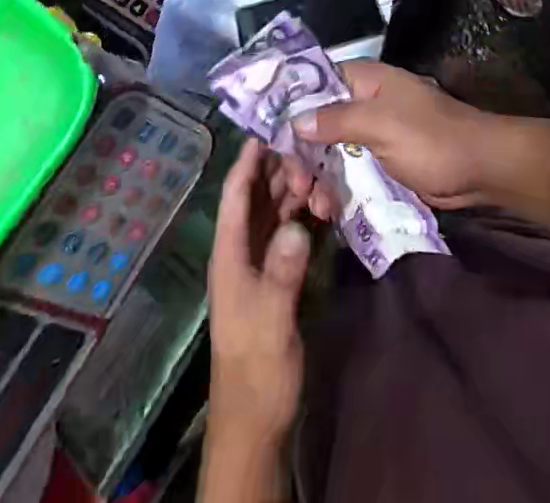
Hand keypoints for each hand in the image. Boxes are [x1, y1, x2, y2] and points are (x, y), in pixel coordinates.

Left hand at [209, 138, 311, 447]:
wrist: (257, 415)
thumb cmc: (257, 366)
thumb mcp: (270, 319)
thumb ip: (282, 272)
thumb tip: (298, 227)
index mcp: (230, 255)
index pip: (235, 199)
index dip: (246, 165)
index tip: (263, 133)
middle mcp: (241, 253)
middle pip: (256, 201)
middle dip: (276, 174)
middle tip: (306, 155)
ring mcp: (259, 266)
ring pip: (272, 216)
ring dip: (290, 194)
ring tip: (315, 177)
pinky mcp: (277, 279)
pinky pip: (287, 236)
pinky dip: (301, 218)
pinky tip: (319, 208)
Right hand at [292, 61, 513, 212]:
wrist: (480, 169)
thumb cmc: (431, 139)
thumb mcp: (380, 124)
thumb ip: (336, 120)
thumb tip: (295, 121)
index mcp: (363, 81)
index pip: (313, 83)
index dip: (289, 106)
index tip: (267, 136)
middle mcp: (363, 102)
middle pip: (316, 121)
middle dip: (301, 154)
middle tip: (294, 184)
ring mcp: (371, 132)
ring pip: (329, 150)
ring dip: (316, 175)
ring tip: (311, 205)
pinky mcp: (379, 160)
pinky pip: (346, 169)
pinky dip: (334, 186)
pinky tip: (326, 209)